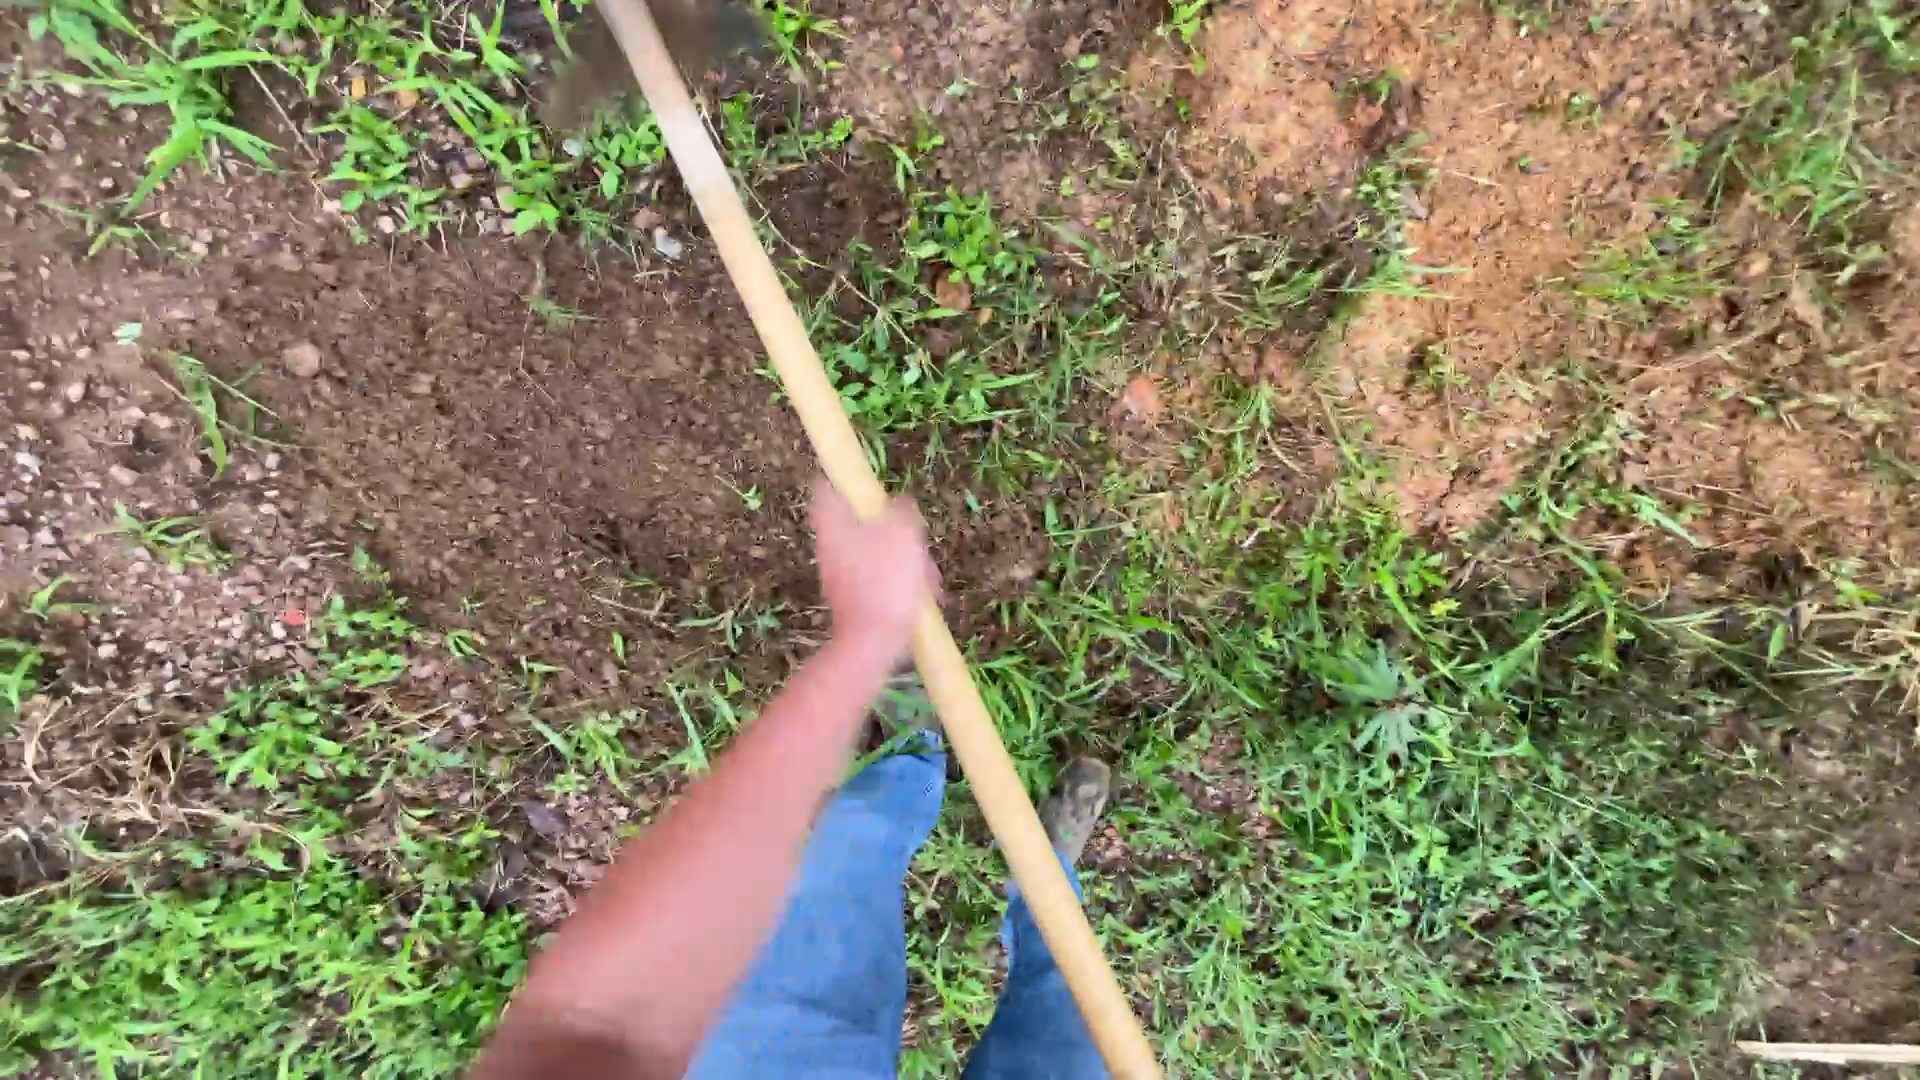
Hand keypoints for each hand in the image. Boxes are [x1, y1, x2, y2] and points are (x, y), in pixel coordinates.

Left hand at [810, 477, 937, 663]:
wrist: (873, 641)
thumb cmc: (885, 580)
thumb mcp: (903, 532)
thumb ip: (902, 509)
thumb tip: (901, 502)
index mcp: (833, 522)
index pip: (827, 484)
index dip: (848, 478)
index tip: (872, 484)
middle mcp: (831, 545)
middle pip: (862, 521)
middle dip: (897, 529)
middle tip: (916, 540)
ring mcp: (841, 573)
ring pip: (878, 551)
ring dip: (907, 559)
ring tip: (929, 577)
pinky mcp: (855, 597)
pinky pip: (881, 577)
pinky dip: (902, 581)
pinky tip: (925, 595)